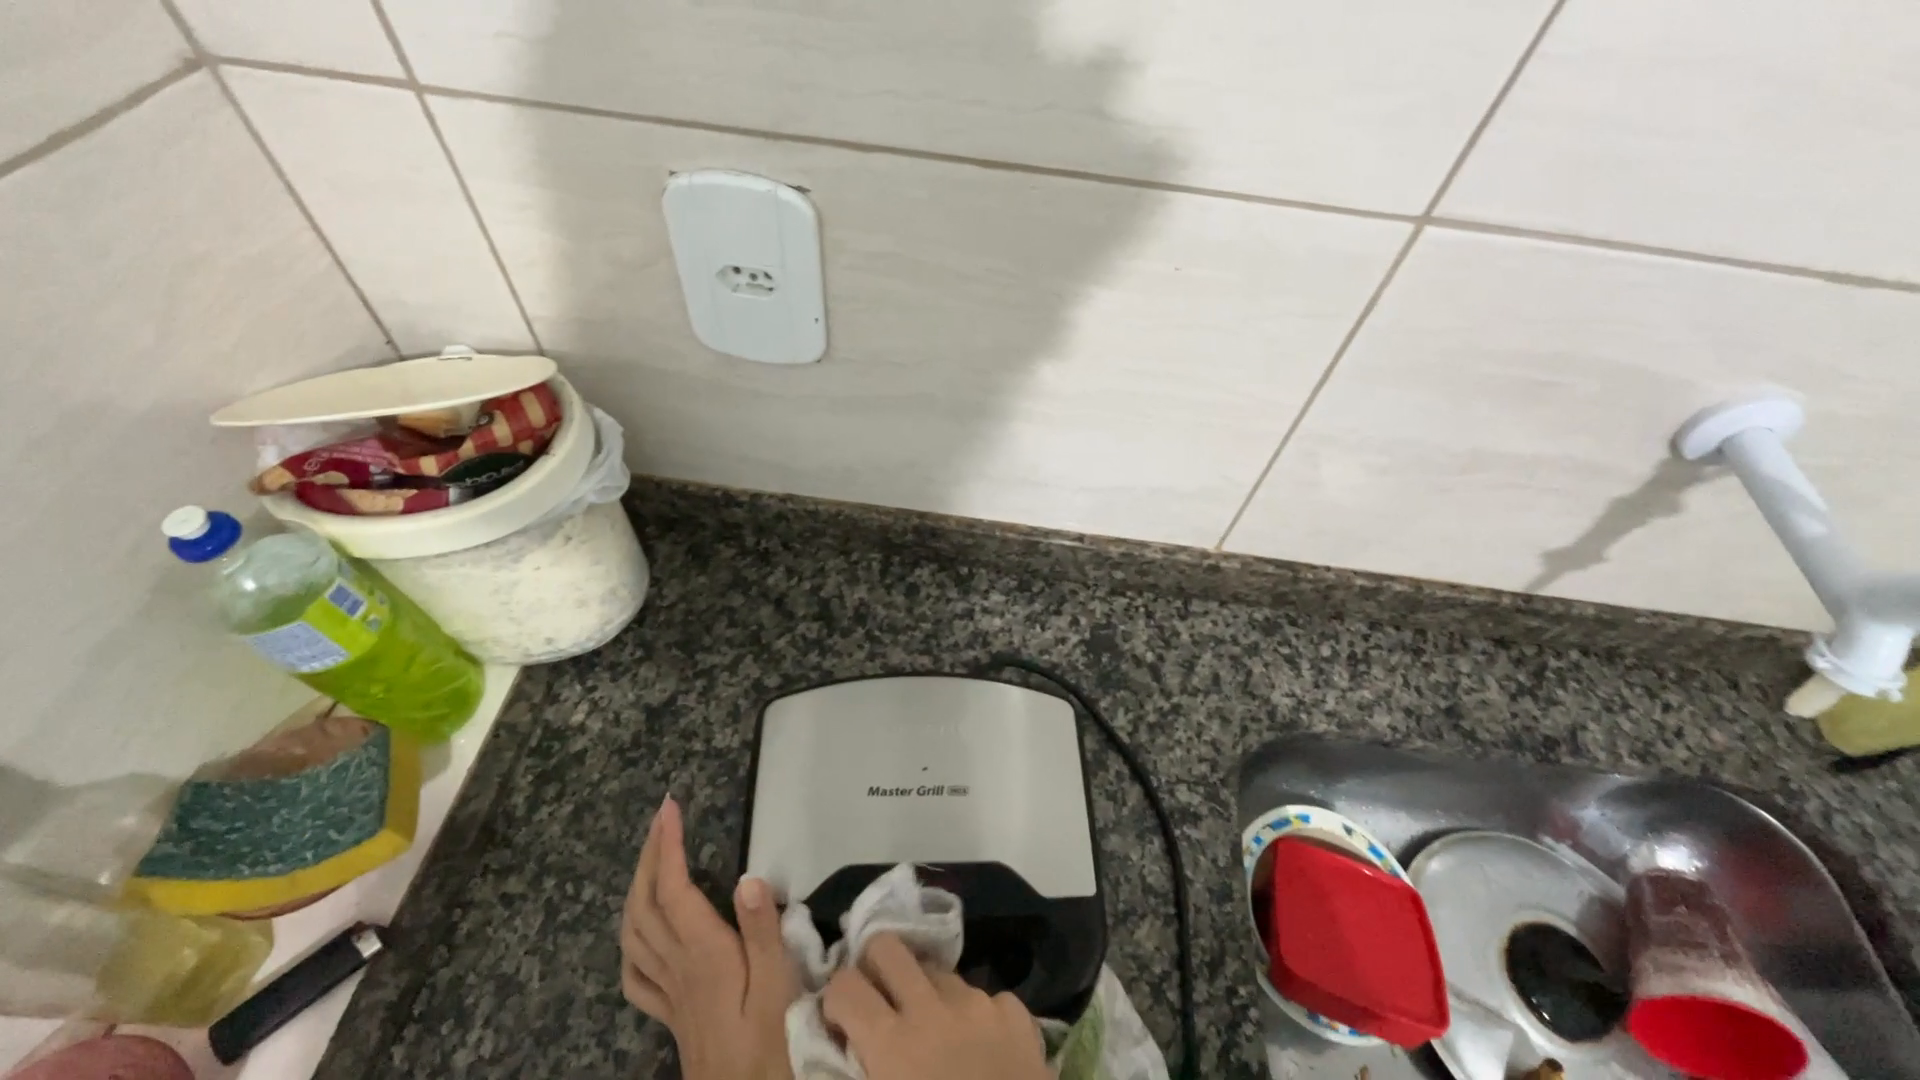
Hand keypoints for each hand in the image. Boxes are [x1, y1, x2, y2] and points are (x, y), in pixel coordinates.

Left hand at [621, 796, 797, 1079]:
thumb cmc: (771, 1042)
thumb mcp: (779, 986)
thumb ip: (763, 932)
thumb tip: (747, 878)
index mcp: (703, 953)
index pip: (674, 888)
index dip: (666, 845)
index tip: (669, 808)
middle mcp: (676, 965)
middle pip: (645, 903)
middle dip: (647, 855)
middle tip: (660, 819)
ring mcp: (668, 991)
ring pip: (633, 932)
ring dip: (635, 887)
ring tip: (648, 857)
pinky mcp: (669, 1014)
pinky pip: (635, 973)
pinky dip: (630, 942)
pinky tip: (638, 934)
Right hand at [821, 933, 1048, 1079]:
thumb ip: (866, 1073)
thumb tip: (853, 1052)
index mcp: (891, 1044)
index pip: (844, 985)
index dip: (837, 998)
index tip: (842, 1021)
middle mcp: (931, 1009)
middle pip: (888, 946)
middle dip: (875, 964)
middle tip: (879, 997)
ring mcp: (977, 1003)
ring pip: (938, 971)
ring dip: (928, 993)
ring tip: (937, 1031)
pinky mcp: (1014, 1011)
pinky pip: (984, 996)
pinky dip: (975, 1015)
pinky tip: (981, 1047)